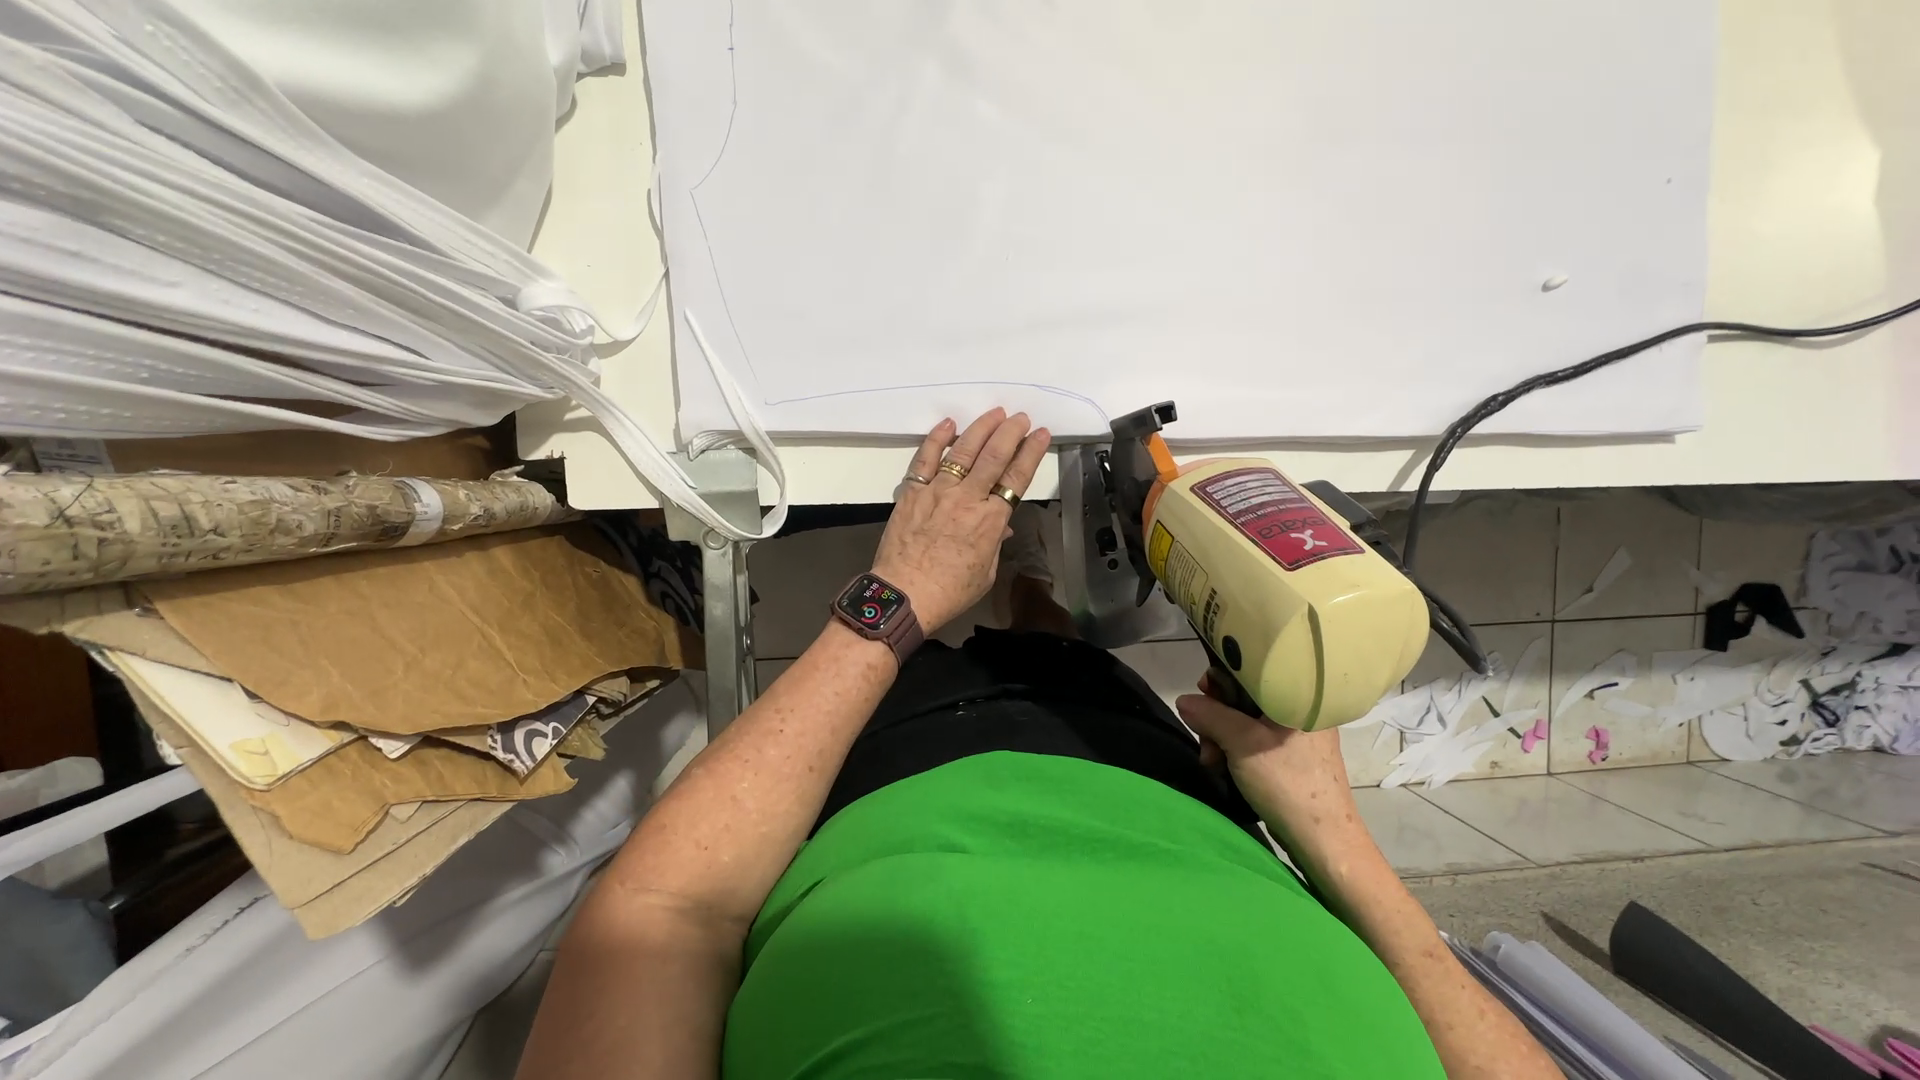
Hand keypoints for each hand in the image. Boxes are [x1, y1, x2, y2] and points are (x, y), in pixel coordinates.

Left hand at [872, 409, 1050, 634]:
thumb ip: (994, 543)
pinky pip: (925, 459)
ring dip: (981, 428)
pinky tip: (948, 424)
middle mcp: (967, 499)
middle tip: (1020, 417)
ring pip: (962, 451)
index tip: (1040, 434)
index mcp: (991, 521)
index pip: (1017, 478)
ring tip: (995, 413)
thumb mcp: (986, 573)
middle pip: (994, 456)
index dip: (1031, 452)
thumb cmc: (950, 591)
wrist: (905, 595)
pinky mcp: (912, 492)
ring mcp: (938, 491)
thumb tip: (999, 526)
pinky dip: (936, 439)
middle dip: (1011, 432)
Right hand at [1175, 677, 1365, 854]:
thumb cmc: (1288, 783)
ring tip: (1214, 764)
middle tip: (1208, 743)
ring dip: (1223, 739)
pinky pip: (1257, 741)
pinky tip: (1226, 769)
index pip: (1254, 670)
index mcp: (1301, 696)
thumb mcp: (1242, 744)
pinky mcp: (1295, 758)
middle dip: (1218, 717)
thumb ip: (1210, 716)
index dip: (1224, 680)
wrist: (1324, 841)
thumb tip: (1184, 701)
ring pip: (1248, 722)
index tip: (1204, 696)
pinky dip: (1238, 751)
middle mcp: (1303, 710)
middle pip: (1246, 698)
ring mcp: (1300, 736)